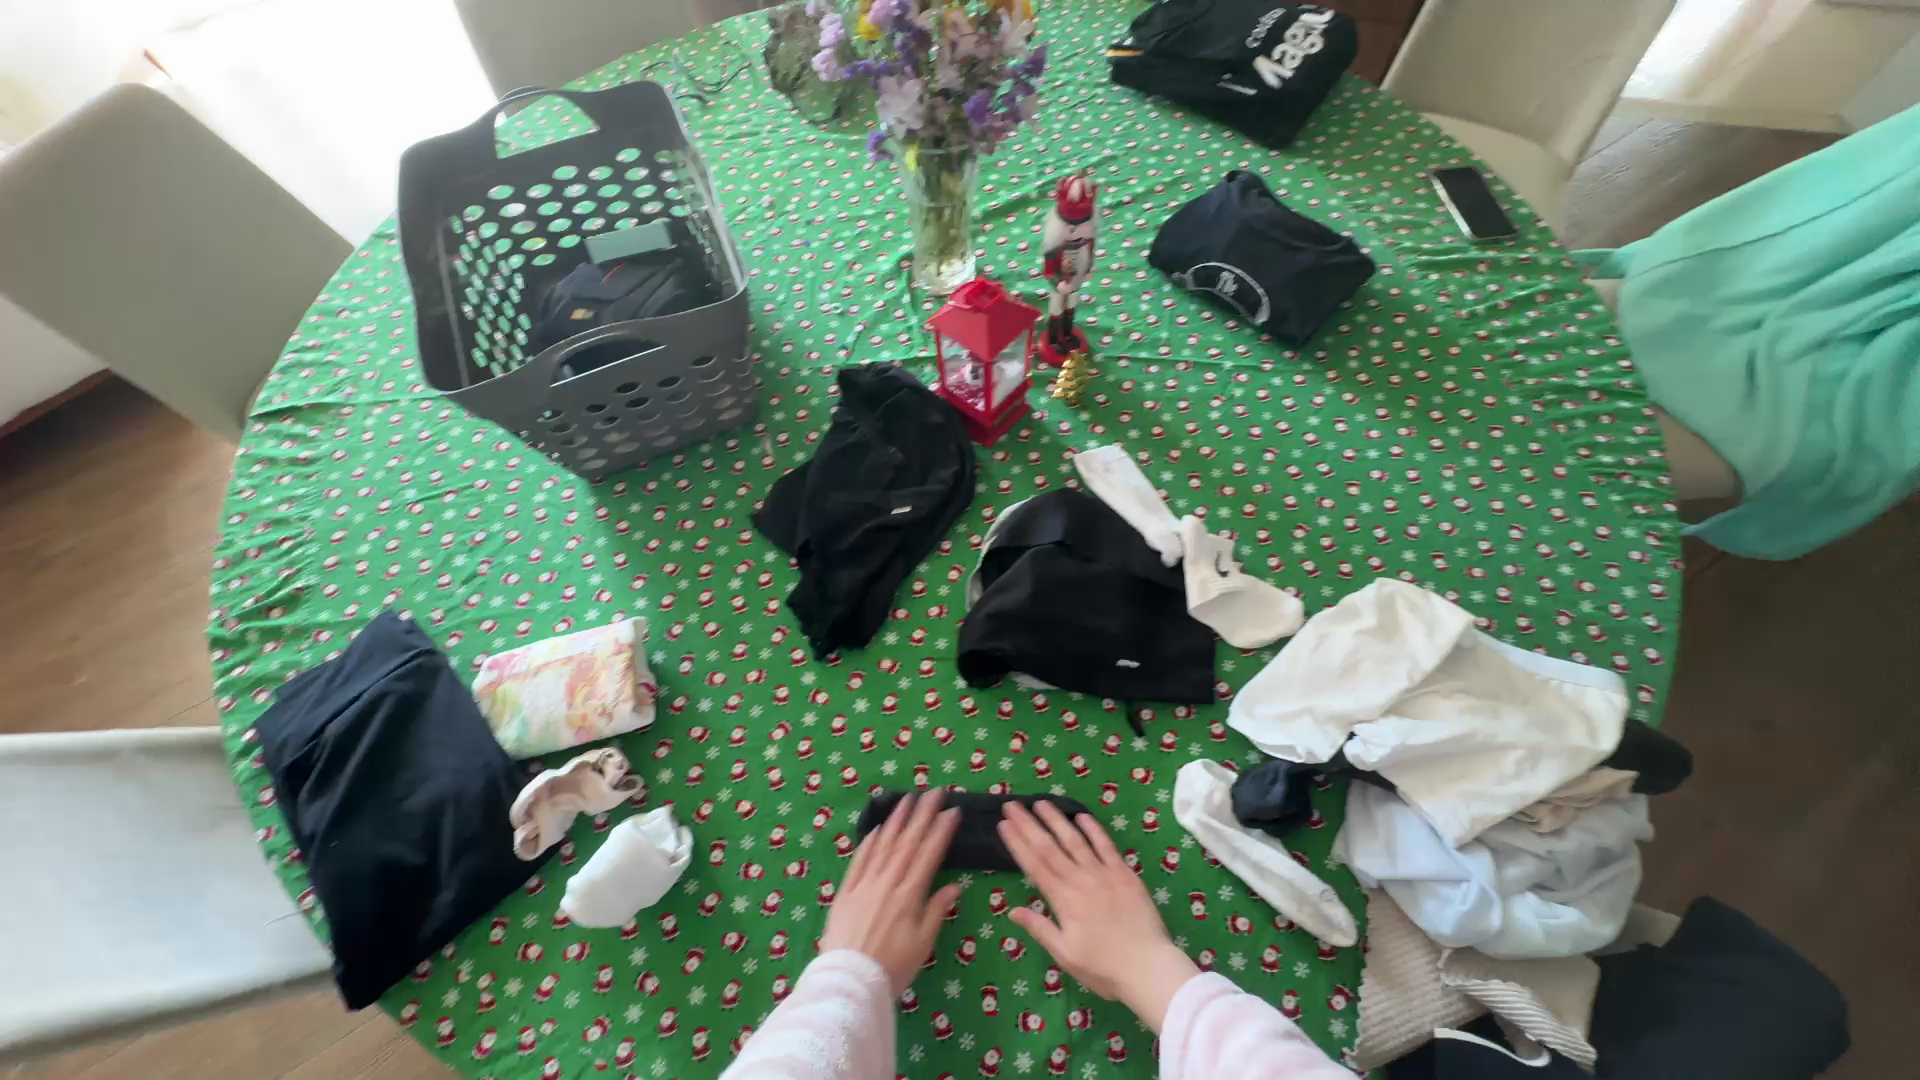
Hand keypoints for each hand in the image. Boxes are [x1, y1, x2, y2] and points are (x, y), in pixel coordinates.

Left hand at [818, 790, 963, 995]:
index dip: (941, 831)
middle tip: (934, 792)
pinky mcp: (846, 891)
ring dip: (897, 819)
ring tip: (908, 798)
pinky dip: (869, 842)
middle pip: (908, 842)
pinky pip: (859, 860)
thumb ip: (937, 910)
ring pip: (884, 844)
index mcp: (910, 894)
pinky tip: (878, 828)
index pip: (929, 854)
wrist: (849, 982)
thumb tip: (954, 885)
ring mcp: (865, 883)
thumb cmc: (893, 967)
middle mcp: (888, 882)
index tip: (952, 810)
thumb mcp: (923, 943)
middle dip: (923, 814)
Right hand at [999, 801, 1199, 1032]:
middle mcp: (1079, 879)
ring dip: (1056, 820)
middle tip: (1012, 805)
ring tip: (1041, 802)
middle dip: (1028, 824)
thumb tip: (1013, 910)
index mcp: (1062, 900)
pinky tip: (1082, 815)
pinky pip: (1106, 845)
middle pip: (1049, 847)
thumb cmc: (1103, 968)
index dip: (1017, 843)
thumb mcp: (1065, 955)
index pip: (1034, 865)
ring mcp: (1103, 873)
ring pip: (1075, 840)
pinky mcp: (1124, 873)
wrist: (1148, 968)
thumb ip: (1040, 929)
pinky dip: (1093, 829)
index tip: (1003, 824)